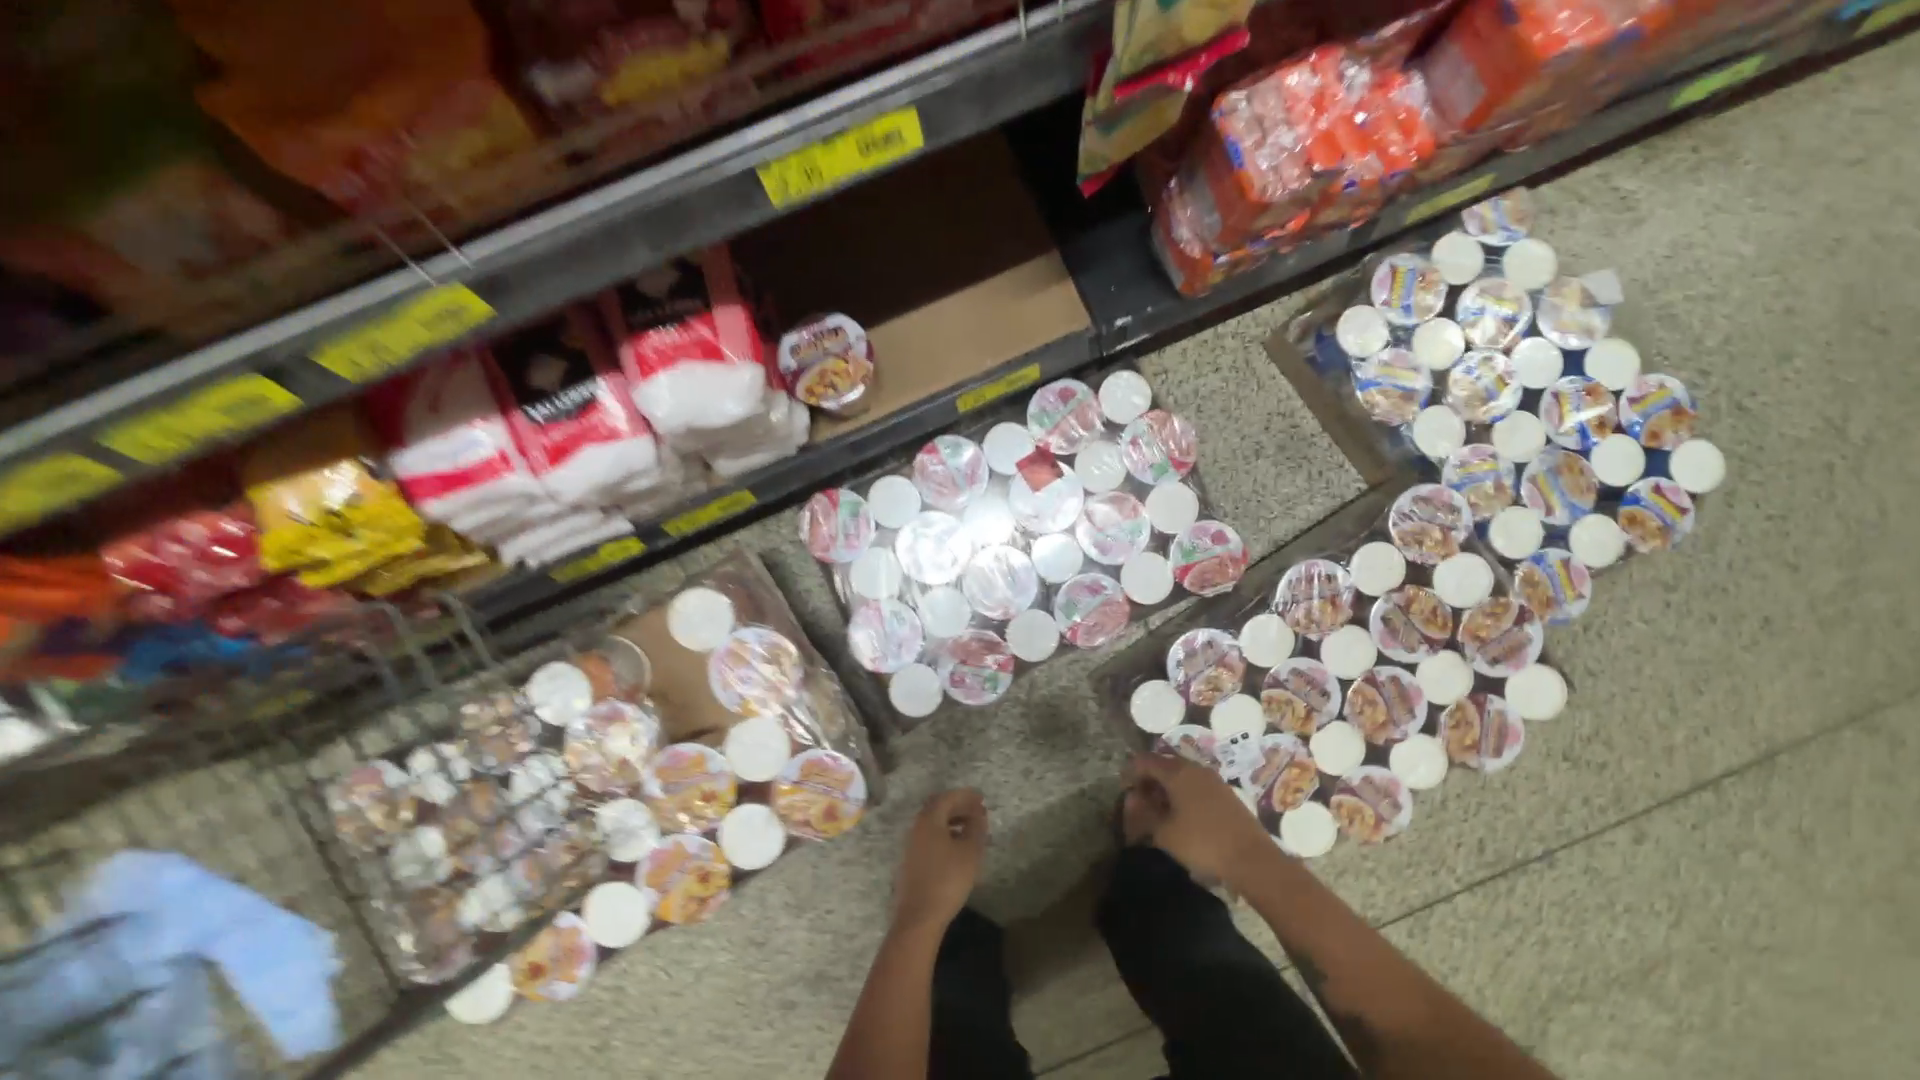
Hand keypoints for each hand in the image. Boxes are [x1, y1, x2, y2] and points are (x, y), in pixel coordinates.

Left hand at [892, 788, 987, 934]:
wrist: (919, 916)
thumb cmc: (947, 880)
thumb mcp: (969, 852)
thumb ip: (976, 828)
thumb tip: (978, 814)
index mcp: (929, 820)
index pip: (947, 798)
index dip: (965, 796)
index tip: (981, 798)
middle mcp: (916, 828)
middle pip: (937, 808)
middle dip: (958, 806)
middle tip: (977, 811)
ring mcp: (911, 845)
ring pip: (932, 823)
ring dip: (951, 820)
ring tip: (971, 828)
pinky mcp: (911, 861)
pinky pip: (929, 837)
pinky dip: (944, 833)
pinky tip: (956, 847)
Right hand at [1125, 753, 1273, 886]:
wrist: (1251, 858)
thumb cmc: (1202, 842)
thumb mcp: (1164, 832)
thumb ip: (1143, 813)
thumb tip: (1131, 799)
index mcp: (1177, 772)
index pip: (1145, 761)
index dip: (1130, 773)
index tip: (1124, 792)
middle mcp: (1195, 769)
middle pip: (1164, 765)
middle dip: (1149, 781)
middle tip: (1140, 804)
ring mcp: (1214, 780)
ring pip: (1182, 776)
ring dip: (1166, 789)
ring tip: (1159, 813)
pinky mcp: (1226, 794)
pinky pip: (1196, 786)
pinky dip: (1183, 795)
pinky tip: (1182, 817)